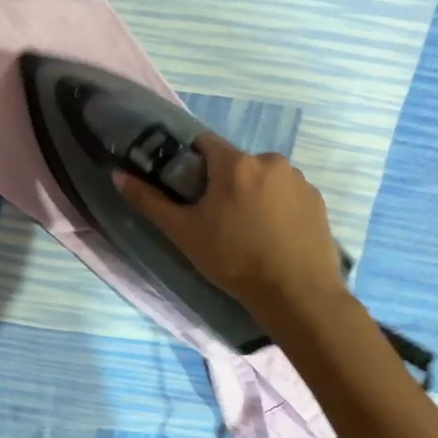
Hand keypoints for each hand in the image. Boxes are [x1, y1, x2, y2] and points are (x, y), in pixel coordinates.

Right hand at [115, 132, 360, 339]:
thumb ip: (148, 200)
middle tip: (212, 215)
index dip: (188, 160)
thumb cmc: (233, 258)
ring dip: (249, 192)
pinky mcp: (318, 201)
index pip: (203, 142)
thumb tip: (119, 175)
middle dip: (221, 181)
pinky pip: (285, 193)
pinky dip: (274, 206)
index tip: (184, 186)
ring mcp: (299, 181)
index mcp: (236, 163)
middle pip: (234, 162)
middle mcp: (271, 162)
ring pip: (261, 177)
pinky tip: (269, 234)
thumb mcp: (182, 231)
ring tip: (244, 228)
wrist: (298, 294)